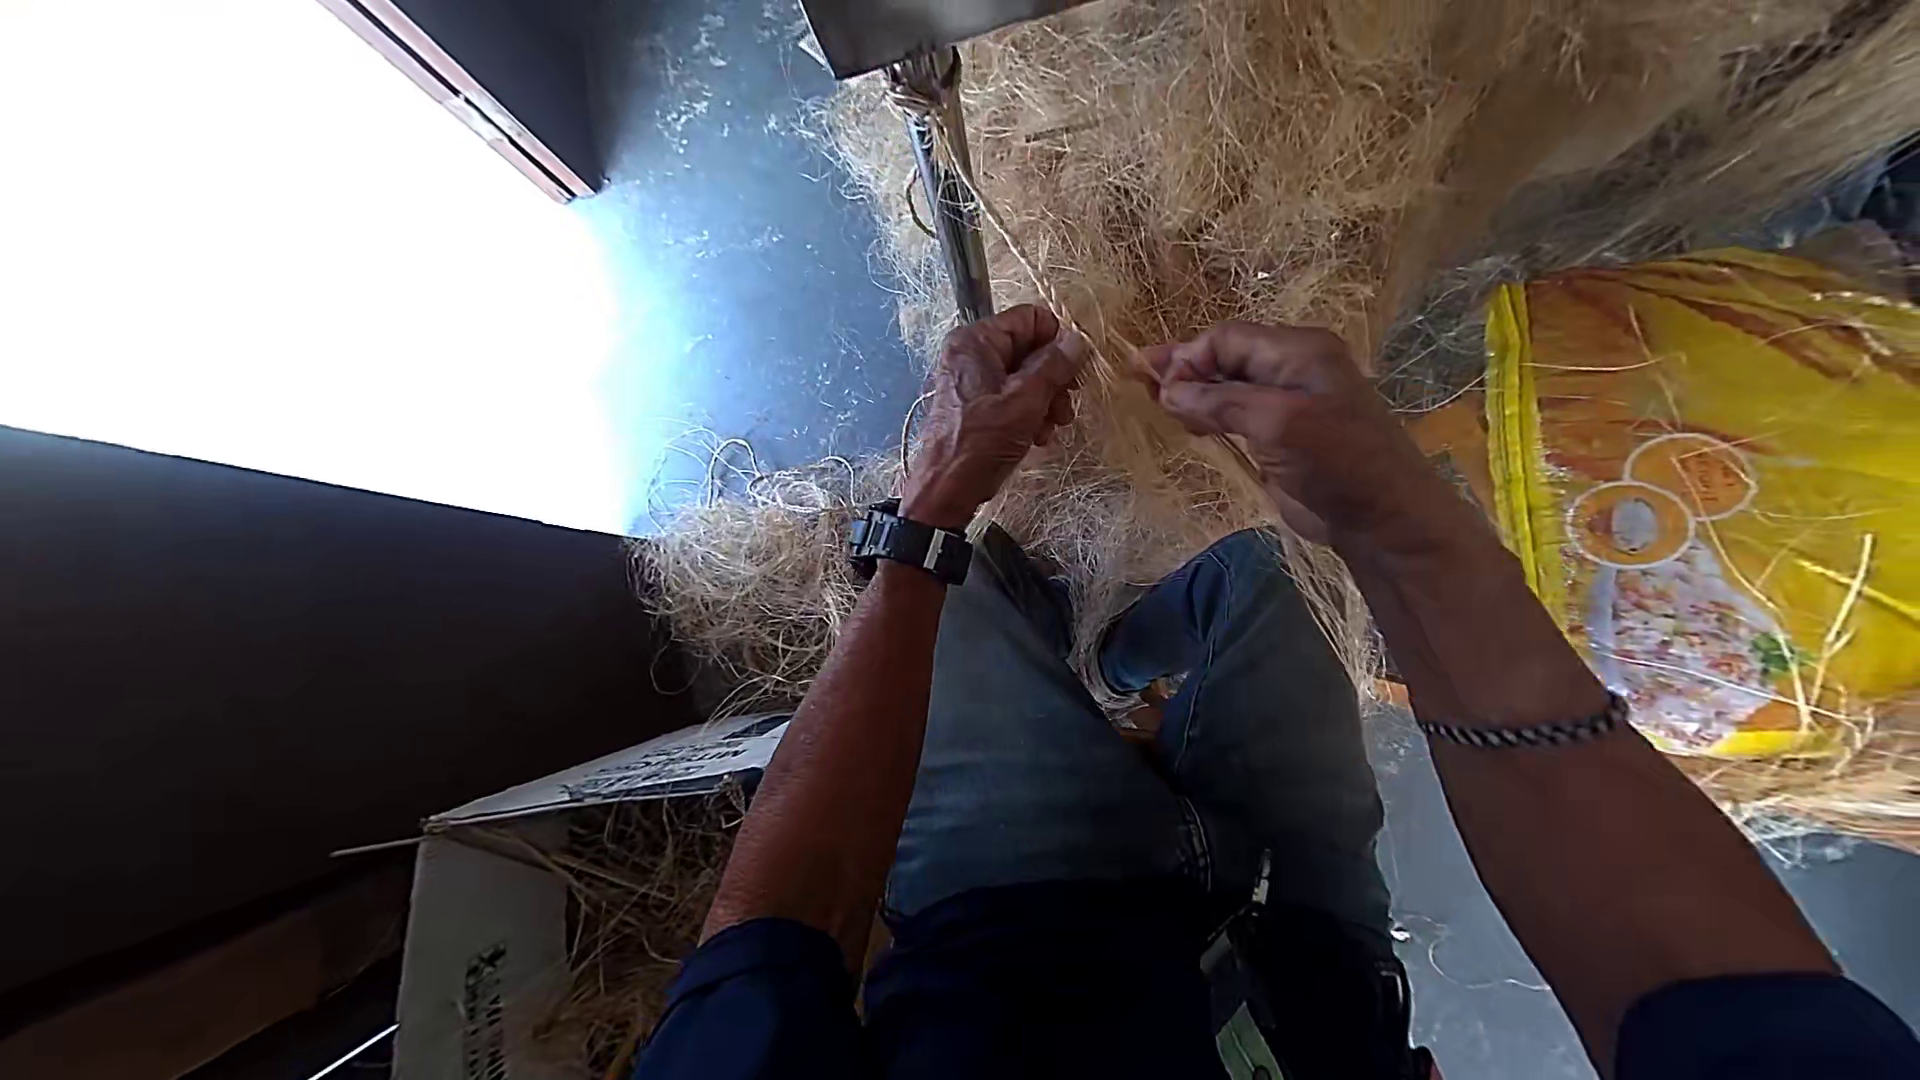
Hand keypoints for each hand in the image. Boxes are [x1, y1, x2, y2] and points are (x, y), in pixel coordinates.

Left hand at [902, 305, 1087, 529]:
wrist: (947, 488)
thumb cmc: (981, 442)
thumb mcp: (1026, 400)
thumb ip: (1054, 366)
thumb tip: (1076, 340)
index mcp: (977, 340)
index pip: (1030, 318)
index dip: (1057, 342)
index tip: (1072, 372)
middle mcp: (970, 354)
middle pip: (1029, 349)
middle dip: (1053, 379)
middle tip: (1064, 408)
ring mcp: (970, 381)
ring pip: (1023, 377)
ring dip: (1044, 402)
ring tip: (1048, 429)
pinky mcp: (973, 407)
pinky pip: (1009, 398)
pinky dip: (1027, 415)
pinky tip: (1035, 437)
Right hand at [1142, 321, 1463, 551]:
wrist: (1378, 516)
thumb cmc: (1336, 461)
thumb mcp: (1278, 423)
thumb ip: (1221, 401)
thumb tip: (1167, 389)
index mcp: (1297, 351)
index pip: (1226, 338)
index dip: (1188, 357)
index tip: (1156, 388)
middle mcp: (1290, 368)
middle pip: (1223, 357)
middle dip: (1183, 370)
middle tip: (1140, 386)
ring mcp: (1284, 402)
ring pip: (1225, 385)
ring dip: (1191, 393)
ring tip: (1158, 405)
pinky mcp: (1277, 433)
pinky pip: (1232, 412)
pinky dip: (1205, 415)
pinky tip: (1188, 424)